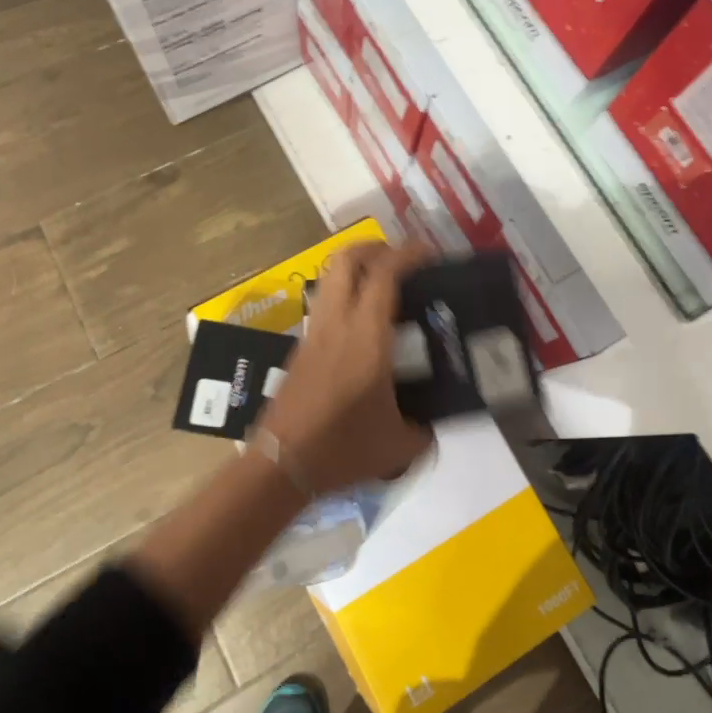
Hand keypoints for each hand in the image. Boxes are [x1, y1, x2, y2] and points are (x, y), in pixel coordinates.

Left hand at [257, 242, 434, 493]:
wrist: (282, 464)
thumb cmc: (343, 448)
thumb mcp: (399, 445)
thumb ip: (422, 429)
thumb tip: (429, 425)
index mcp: (366, 336)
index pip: (385, 274)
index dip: (408, 254)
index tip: (429, 252)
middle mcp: (337, 324)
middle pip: (347, 259)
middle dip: (375, 248)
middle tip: (401, 260)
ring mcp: (314, 333)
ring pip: (331, 279)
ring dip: (357, 270)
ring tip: (384, 287)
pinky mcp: (301, 348)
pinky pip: (326, 305)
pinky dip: (346, 297)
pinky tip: (364, 326)